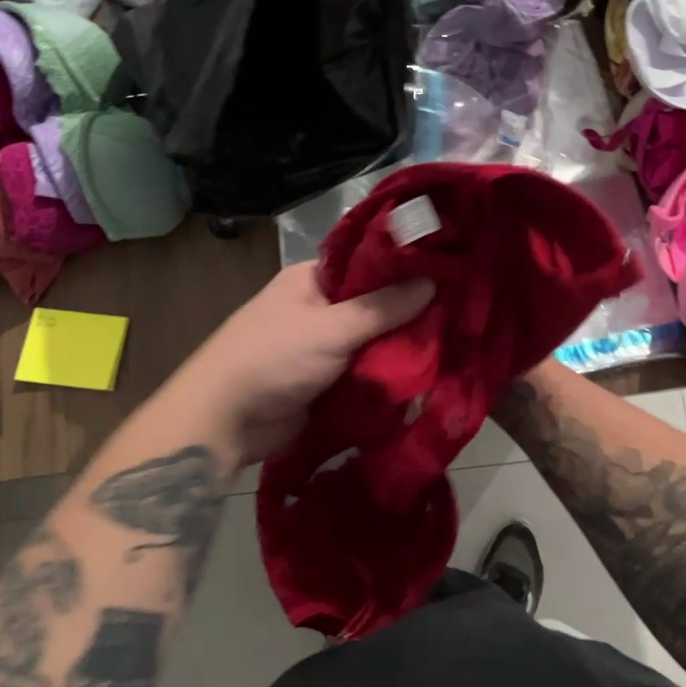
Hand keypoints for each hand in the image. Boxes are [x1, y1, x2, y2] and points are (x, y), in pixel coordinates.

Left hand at [181, 262, 434, 463]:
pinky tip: (425, 378)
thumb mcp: (331, 328)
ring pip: (374, 342)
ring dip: (402, 350)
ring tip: (453, 347)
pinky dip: (387, 377)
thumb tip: (432, 282)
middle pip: (376, 306)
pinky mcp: (326, 383)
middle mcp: (319, 308)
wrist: (224, 422)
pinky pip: (365, 374)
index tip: (450, 273)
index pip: (368, 264)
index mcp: (313, 280)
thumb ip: (382, 307)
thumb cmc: (273, 358)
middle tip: (461, 317)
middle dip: (410, 315)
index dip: (405, 269)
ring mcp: (322, 347)